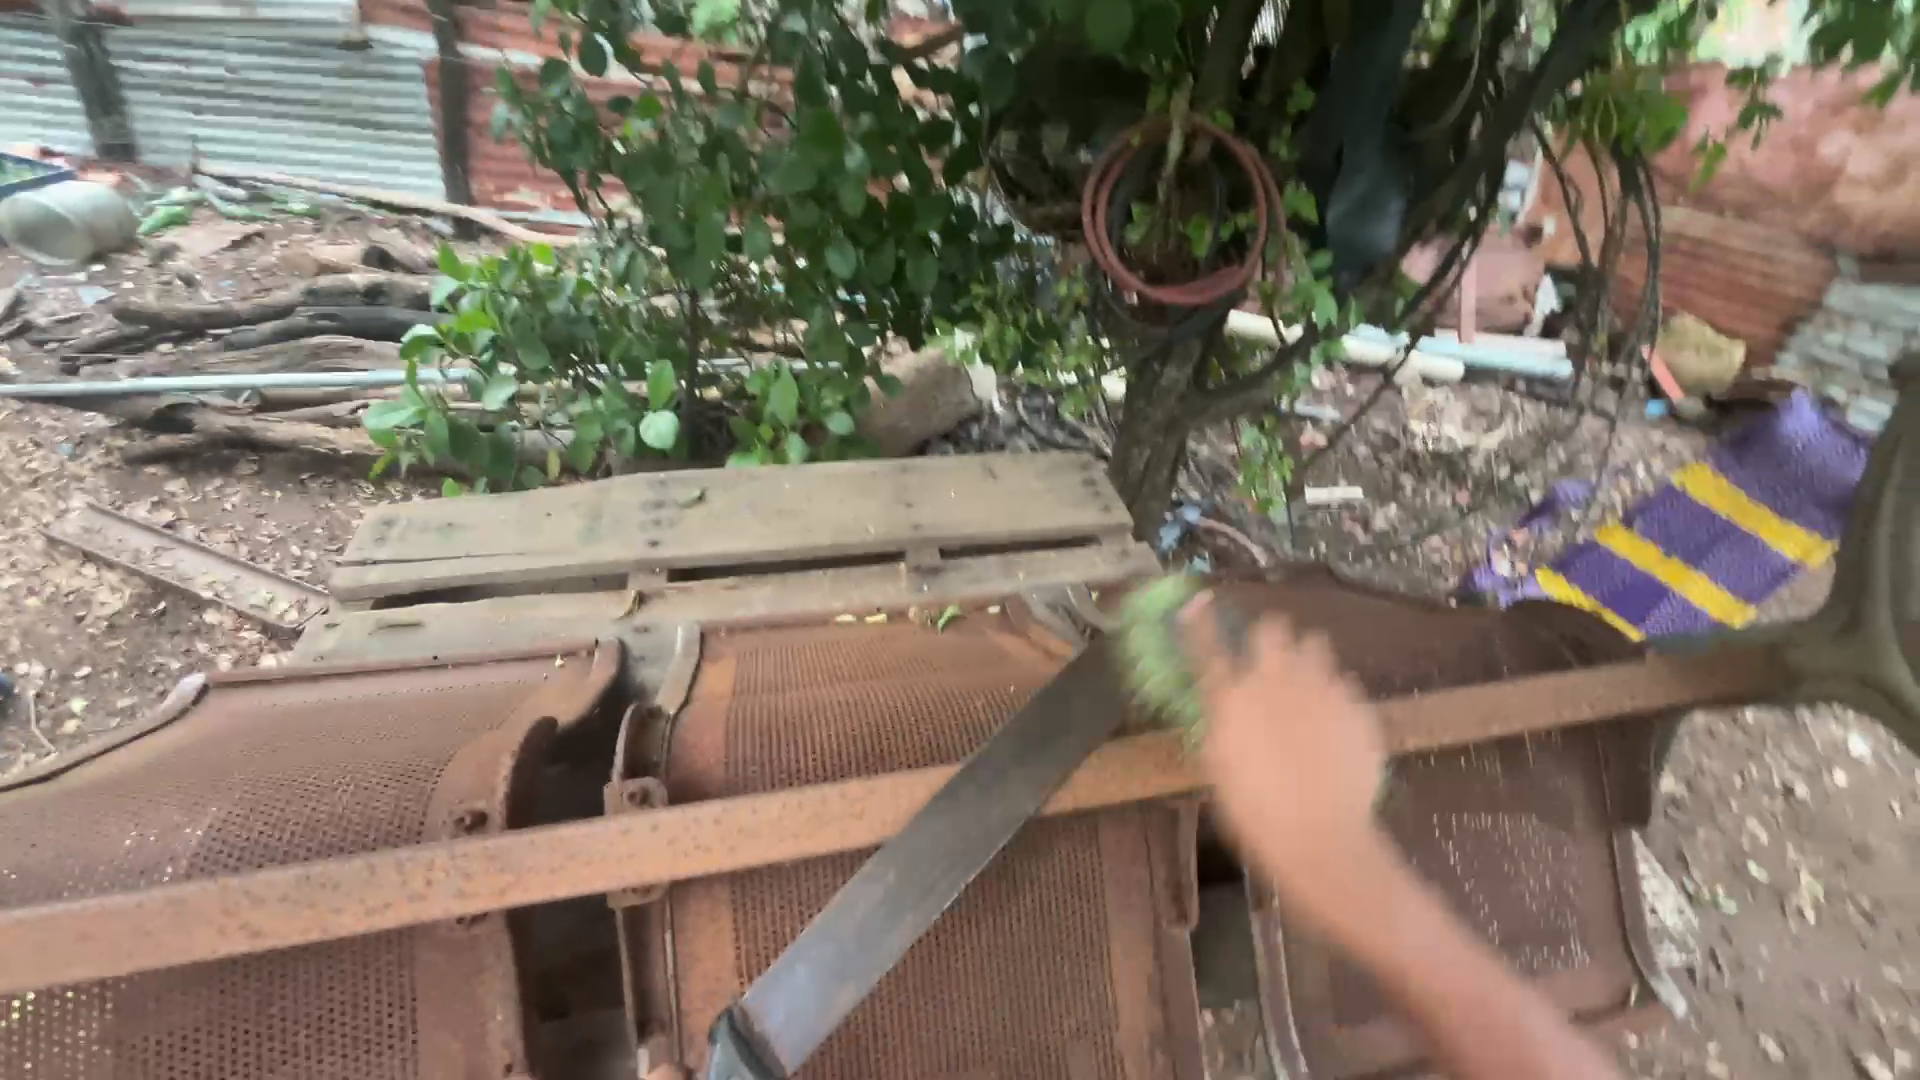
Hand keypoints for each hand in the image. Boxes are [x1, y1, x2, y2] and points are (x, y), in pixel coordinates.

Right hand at [1180, 591, 1387, 910]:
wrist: (1320, 837)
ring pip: (1316, 647)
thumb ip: (1221, 721)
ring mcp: (1323, 689)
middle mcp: (1276, 680)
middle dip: (1271, 637)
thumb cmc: (1253, 808)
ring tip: (1309, 690)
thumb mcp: (1219, 763)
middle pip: (1274, 628)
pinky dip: (1337, 696)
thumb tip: (1223, 702)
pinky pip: (1346, 684)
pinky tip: (1336, 728)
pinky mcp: (1360, 707)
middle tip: (1271, 661)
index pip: (1208, 644)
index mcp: (1233, 695)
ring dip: (1307, 659)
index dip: (1200, 619)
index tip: (1197, 600)